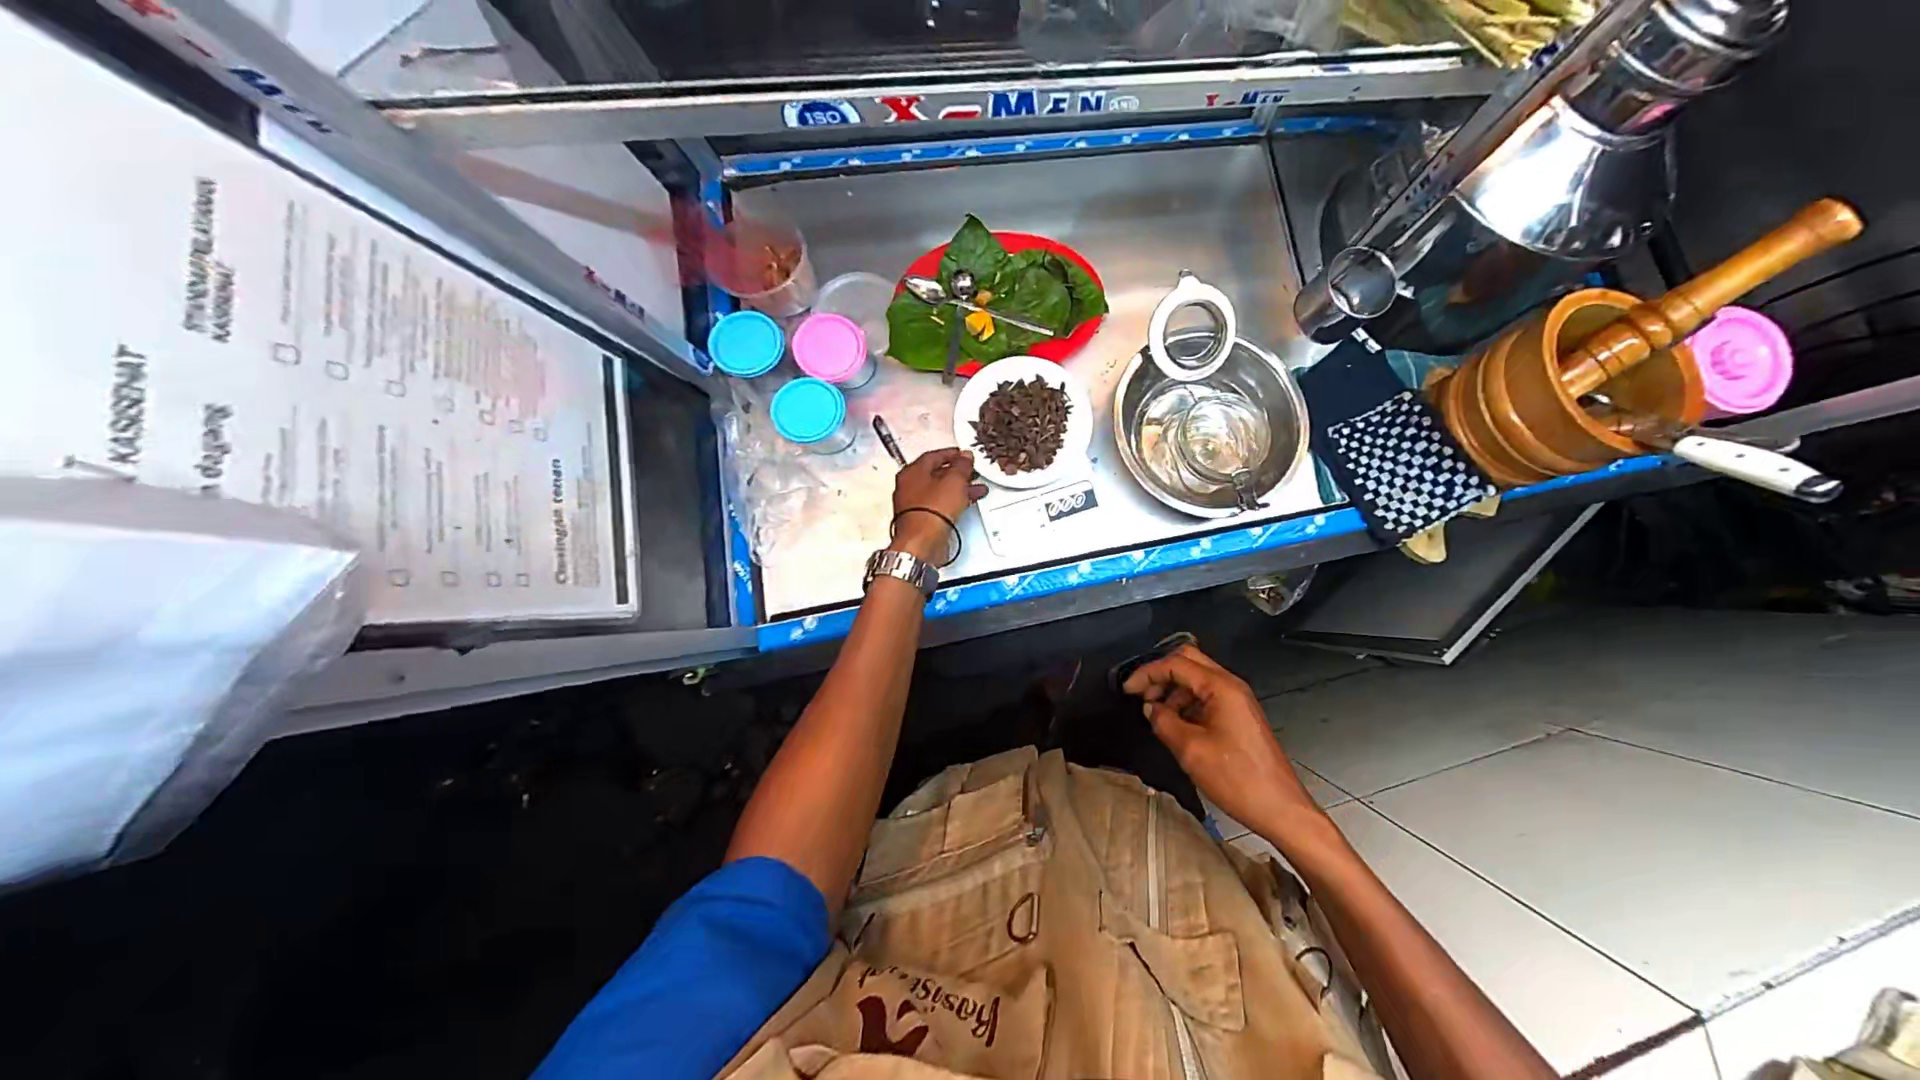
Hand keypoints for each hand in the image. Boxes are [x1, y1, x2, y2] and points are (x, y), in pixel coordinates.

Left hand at [890, 448, 986, 562]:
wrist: (923, 542)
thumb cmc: (931, 510)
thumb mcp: (954, 480)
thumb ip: (961, 465)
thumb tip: (965, 457)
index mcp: (912, 472)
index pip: (933, 456)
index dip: (952, 454)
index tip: (963, 455)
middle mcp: (909, 488)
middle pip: (935, 474)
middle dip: (957, 473)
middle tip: (971, 472)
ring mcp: (914, 506)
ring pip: (939, 492)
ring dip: (958, 489)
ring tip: (976, 489)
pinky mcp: (921, 521)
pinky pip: (939, 506)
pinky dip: (953, 503)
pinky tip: (966, 504)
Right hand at [1123, 645, 1321, 835]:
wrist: (1280, 809)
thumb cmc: (1239, 780)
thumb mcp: (1190, 750)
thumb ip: (1163, 722)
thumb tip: (1151, 710)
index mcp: (1222, 688)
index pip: (1176, 663)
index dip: (1147, 673)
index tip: (1128, 689)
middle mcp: (1232, 687)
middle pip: (1188, 661)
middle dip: (1160, 674)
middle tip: (1142, 695)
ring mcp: (1237, 702)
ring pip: (1197, 679)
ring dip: (1172, 690)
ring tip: (1156, 715)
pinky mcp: (1239, 717)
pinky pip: (1206, 697)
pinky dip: (1186, 704)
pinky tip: (1175, 725)